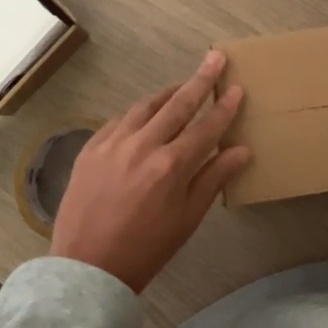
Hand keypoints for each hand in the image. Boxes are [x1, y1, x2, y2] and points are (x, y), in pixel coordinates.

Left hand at [50, 50, 252, 291]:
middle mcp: (142, 146)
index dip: (224, 107)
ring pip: (146, 106)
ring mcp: (113, 143)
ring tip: (182, 85)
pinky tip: (144, 115)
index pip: (206, 127)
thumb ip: (213, 179)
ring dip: (168, 93)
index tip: (237, 88)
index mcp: (171, 166)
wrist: (87, 268)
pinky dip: (138, 114)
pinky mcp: (90, 148)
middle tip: (215, 58)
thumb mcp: (187, 219)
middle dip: (200, 80)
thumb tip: (241, 150)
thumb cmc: (145, 249)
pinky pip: (119, 120)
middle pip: (178, 104)